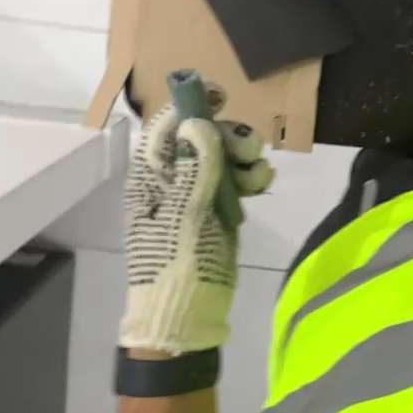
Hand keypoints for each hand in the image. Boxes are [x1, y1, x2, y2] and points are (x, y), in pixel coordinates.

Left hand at [119, 89, 273, 354]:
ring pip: (223, 155)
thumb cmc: (175, 265)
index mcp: (152, 178)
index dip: (191, 109)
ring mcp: (196, 193)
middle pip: (202, 136)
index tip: (220, 98)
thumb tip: (197, 123)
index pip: (167, 128)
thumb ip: (196, 168)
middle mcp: (173, 179)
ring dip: (245, 157)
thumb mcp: (184, 215)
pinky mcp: (218, 209)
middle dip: (228, 136)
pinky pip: (236, 179)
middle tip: (250, 149)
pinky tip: (260, 185)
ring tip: (257, 176)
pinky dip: (250, 177)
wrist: (187, 314)